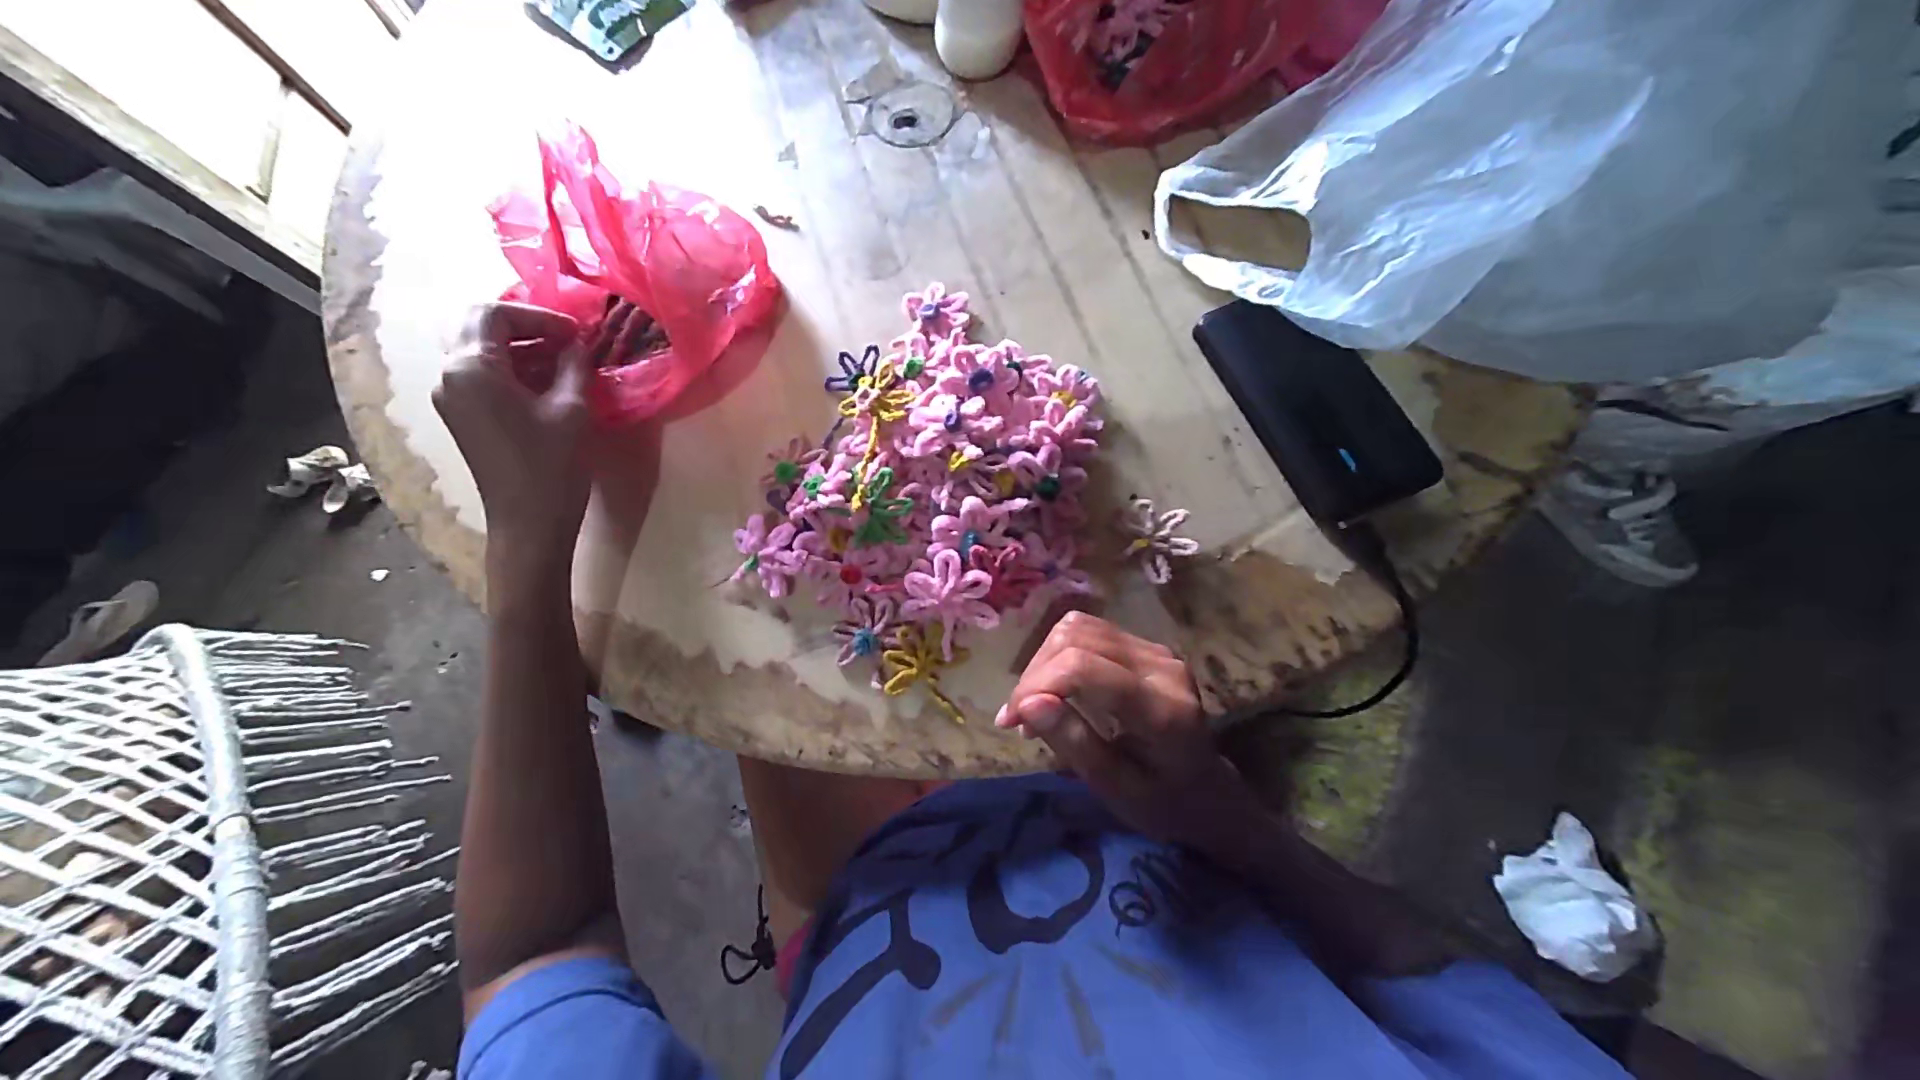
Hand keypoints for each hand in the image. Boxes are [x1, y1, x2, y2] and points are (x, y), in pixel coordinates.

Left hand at [434, 302, 596, 574]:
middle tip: (569, 340)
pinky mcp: (464, 418)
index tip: (577, 332)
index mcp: (471, 368)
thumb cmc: (552, 465)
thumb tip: (577, 344)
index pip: (494, 314)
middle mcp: (450, 376)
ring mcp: (453, 398)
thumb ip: (573, 366)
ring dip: (522, 349)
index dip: (539, 316)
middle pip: (479, 328)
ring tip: (565, 363)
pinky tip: (548, 385)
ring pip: (481, 352)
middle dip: (527, 327)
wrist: (529, 523)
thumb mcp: (572, 409)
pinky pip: (483, 378)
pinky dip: (514, 371)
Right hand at [997, 612, 1269, 856]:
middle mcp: (1162, 667)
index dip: (1037, 685)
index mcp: (1162, 709)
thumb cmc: (1162, 803)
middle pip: (1076, 638)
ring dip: (1044, 661)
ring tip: (1034, 703)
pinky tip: (1054, 687)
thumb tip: (1026, 703)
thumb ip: (1073, 742)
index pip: (1084, 667)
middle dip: (1035, 674)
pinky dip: (1059, 655)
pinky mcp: (1147, 647)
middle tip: (1018, 718)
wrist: (1209, 793)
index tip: (1011, 721)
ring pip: (1078, 627)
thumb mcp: (1115, 789)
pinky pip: (1090, 631)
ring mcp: (1157, 651)